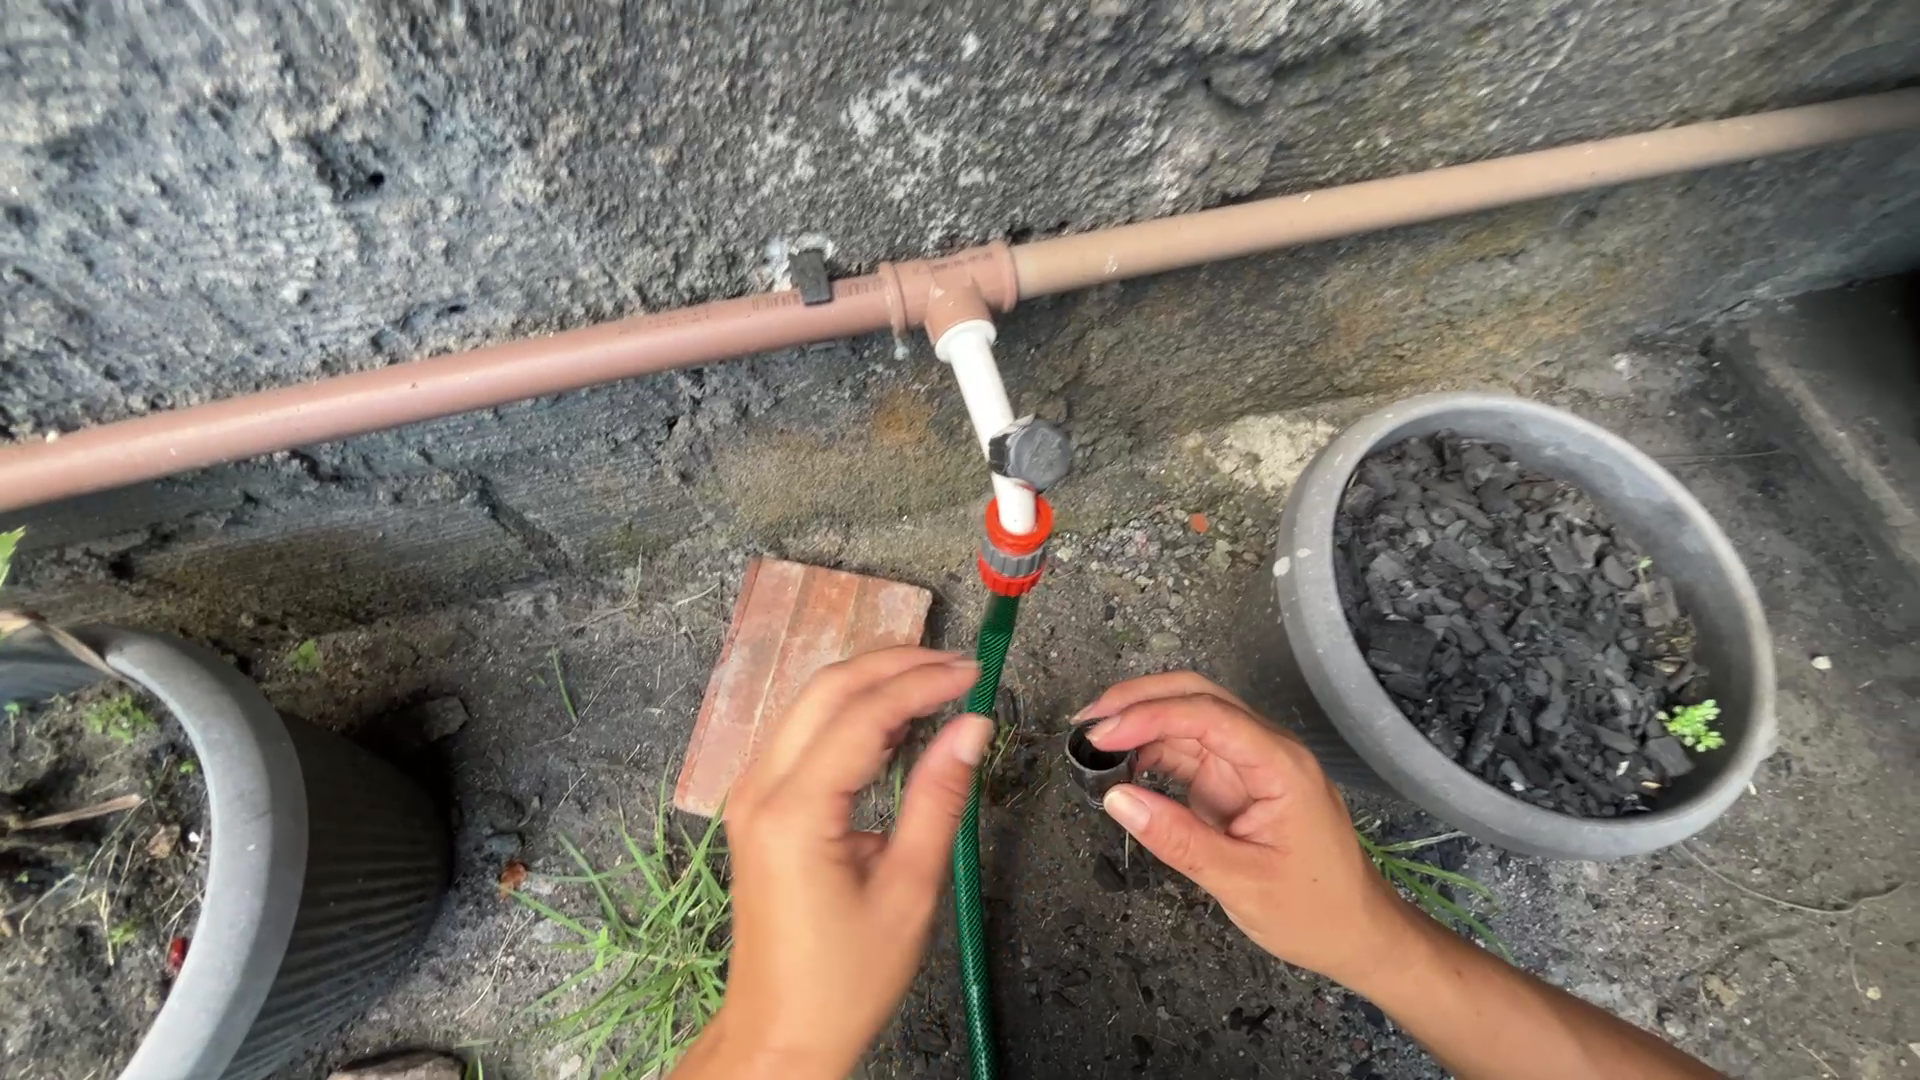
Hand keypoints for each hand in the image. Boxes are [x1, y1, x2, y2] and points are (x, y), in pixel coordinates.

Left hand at [673, 647, 991, 1079]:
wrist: (777, 1031)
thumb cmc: (847, 977)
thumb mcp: (909, 889)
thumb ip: (940, 797)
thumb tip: (973, 726)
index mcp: (795, 812)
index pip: (864, 715)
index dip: (922, 683)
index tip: (972, 671)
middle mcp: (761, 787)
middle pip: (828, 689)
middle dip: (895, 664)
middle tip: (955, 664)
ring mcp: (752, 790)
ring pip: (813, 701)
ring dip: (874, 680)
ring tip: (935, 680)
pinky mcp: (760, 799)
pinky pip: (806, 730)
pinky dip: (854, 710)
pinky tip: (897, 718)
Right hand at [1081, 673, 1413, 983]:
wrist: (1357, 933)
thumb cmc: (1313, 911)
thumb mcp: (1242, 884)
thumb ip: (1177, 839)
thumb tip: (1115, 798)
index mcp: (1278, 764)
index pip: (1207, 715)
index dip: (1149, 716)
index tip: (1101, 735)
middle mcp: (1262, 748)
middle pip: (1196, 695)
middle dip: (1137, 699)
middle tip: (1086, 721)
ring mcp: (1246, 760)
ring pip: (1186, 715)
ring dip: (1138, 719)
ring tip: (1091, 740)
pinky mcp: (1232, 777)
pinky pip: (1185, 747)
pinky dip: (1148, 748)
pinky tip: (1120, 762)